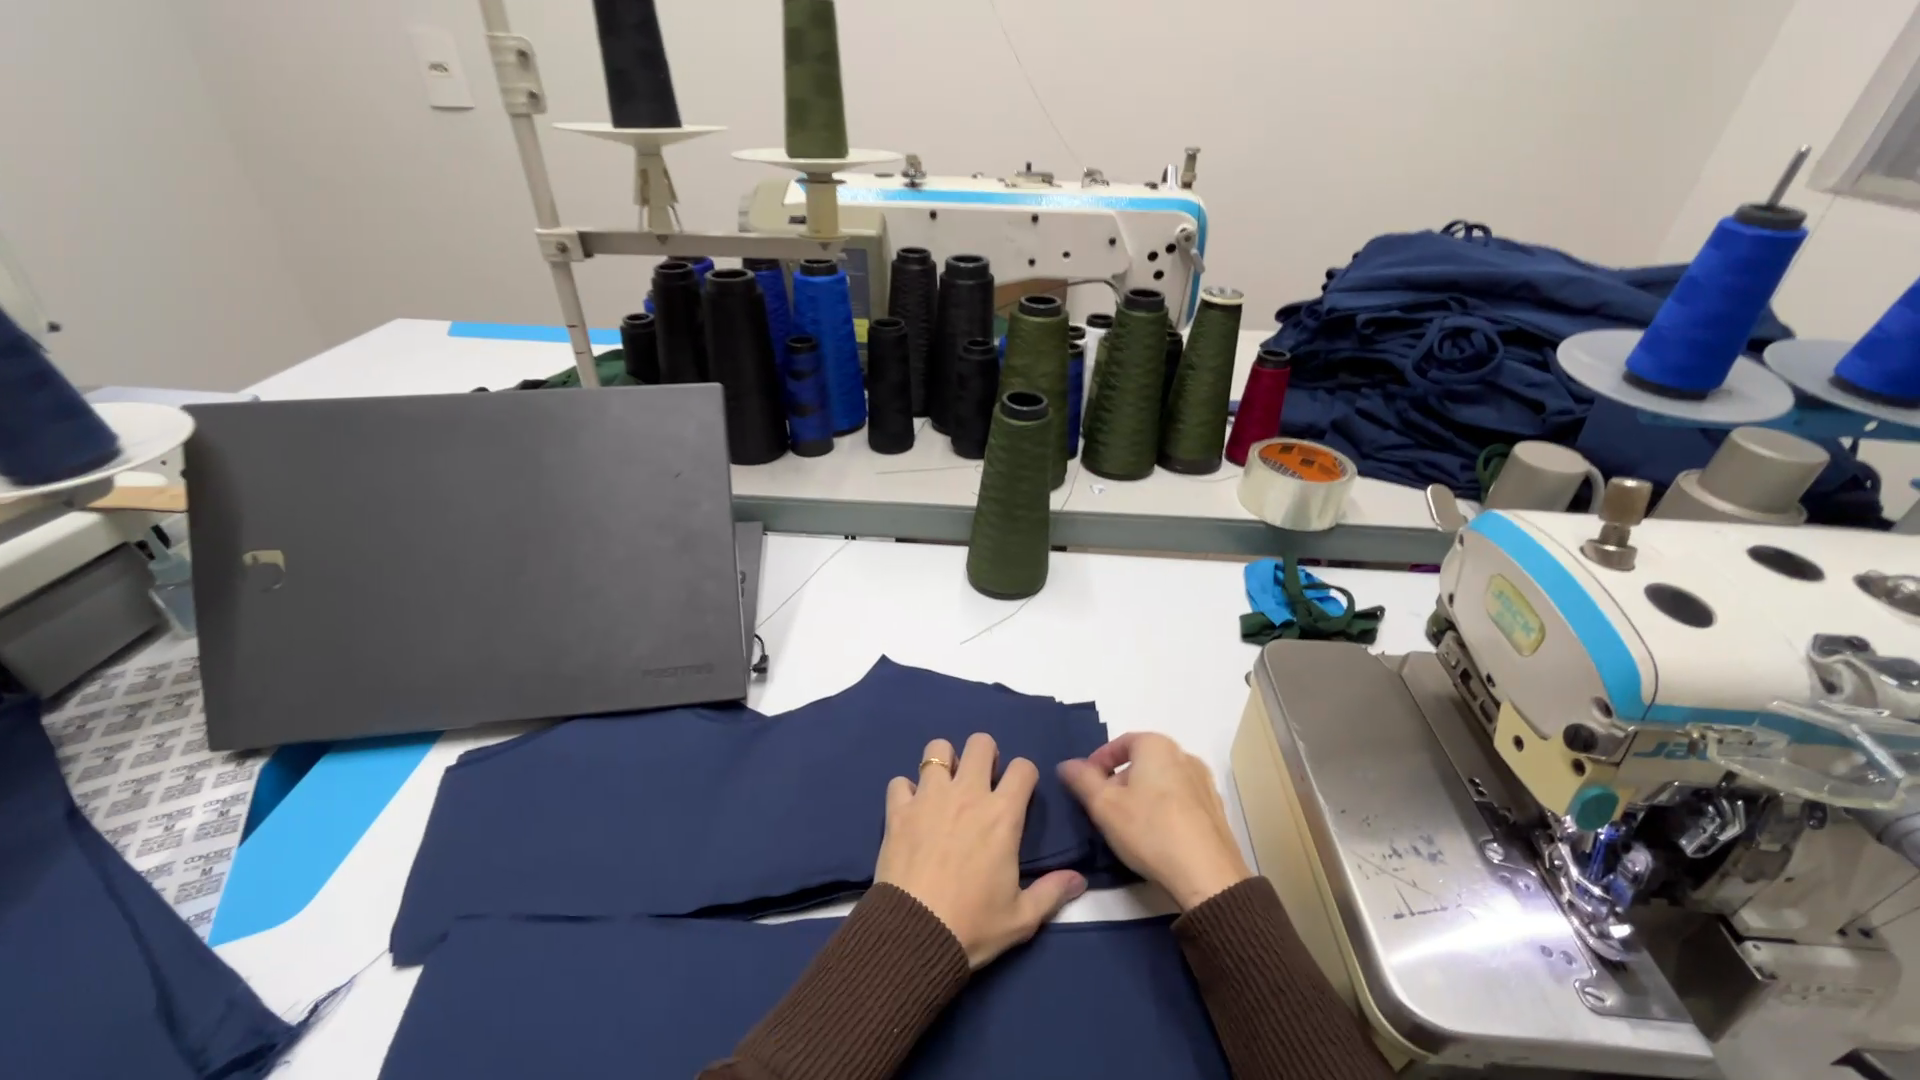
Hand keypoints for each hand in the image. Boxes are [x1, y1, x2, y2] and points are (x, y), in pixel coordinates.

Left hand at [876, 733, 1086, 968]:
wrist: (915, 935)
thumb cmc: (974, 924)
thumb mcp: (1022, 916)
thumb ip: (1052, 892)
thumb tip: (1079, 879)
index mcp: (1002, 814)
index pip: (1023, 767)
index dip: (1024, 776)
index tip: (1019, 794)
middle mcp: (967, 795)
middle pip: (980, 743)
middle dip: (985, 756)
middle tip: (982, 782)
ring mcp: (929, 798)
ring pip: (937, 750)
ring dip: (944, 763)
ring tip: (945, 788)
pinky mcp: (898, 810)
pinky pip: (899, 781)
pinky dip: (906, 791)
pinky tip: (911, 811)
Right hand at [1058, 733, 1251, 910]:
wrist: (1207, 875)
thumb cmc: (1149, 830)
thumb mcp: (1103, 805)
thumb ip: (1081, 779)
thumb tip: (1067, 764)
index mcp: (1158, 746)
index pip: (1121, 743)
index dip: (1098, 761)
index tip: (1085, 784)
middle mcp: (1185, 756)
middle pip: (1142, 762)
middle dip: (1119, 781)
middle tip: (1103, 806)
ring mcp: (1204, 783)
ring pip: (1162, 781)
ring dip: (1141, 796)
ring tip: (1127, 824)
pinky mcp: (1215, 810)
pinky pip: (1180, 800)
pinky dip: (1163, 809)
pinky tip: (1155, 836)